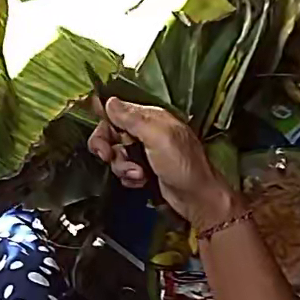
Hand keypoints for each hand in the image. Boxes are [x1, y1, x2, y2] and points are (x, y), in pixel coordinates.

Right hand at [88, 98, 238, 226]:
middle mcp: (145, 131)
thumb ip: (133, 119)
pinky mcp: (143, 168)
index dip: (104, 124)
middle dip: (107, 148)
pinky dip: (128, 176)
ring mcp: (143, 150)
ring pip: (114, 154)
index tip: (102, 140)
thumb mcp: (158, 137)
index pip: (116, 112)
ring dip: (121, 166)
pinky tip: (140, 180)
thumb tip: (110, 101)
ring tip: (137, 173)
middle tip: (108, 157)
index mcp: (150, 118)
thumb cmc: (182, 165)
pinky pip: (122, 169)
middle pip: (110, 134)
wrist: (196, 198)